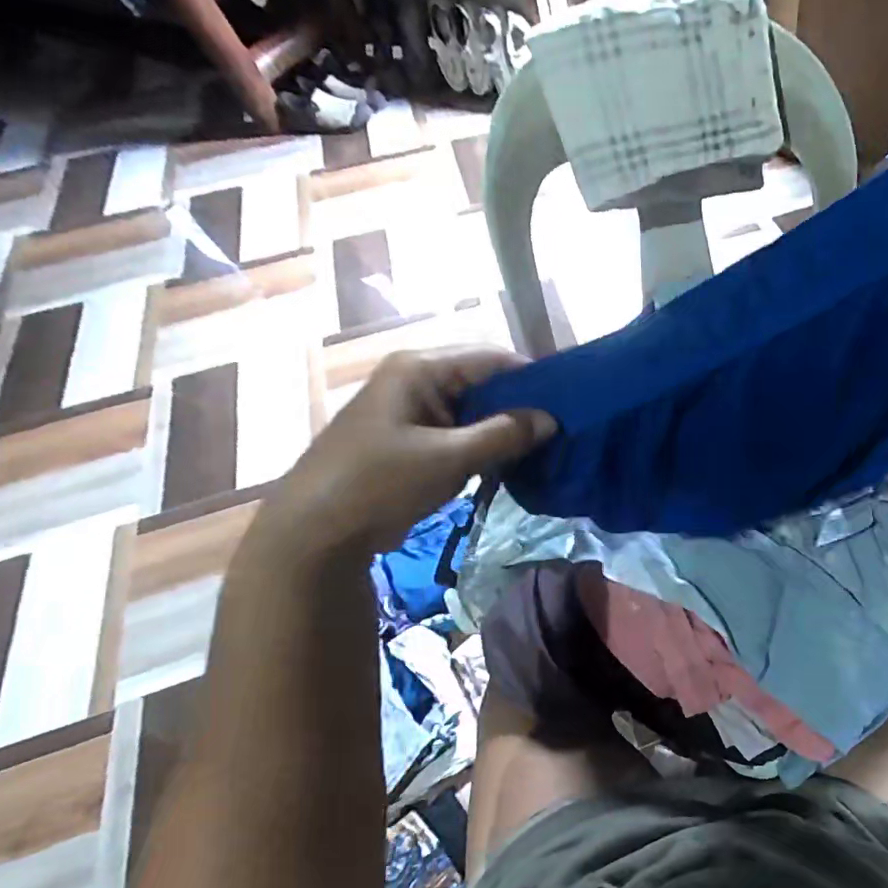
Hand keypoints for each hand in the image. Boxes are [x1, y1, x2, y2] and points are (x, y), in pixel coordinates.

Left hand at [255, 346, 553, 560]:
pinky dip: (486, 446)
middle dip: (522, 405)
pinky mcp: (413, 441)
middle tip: (564, 428)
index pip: (490, 358)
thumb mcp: (449, 457)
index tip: (570, 400)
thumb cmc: (379, 482)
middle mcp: (416, 381)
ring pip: (474, 411)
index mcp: (419, 369)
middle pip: (483, 383)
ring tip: (547, 446)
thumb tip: (550, 420)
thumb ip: (503, 435)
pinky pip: (460, 434)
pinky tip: (514, 462)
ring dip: (505, 429)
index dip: (531, 376)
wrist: (317, 530)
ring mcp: (413, 412)